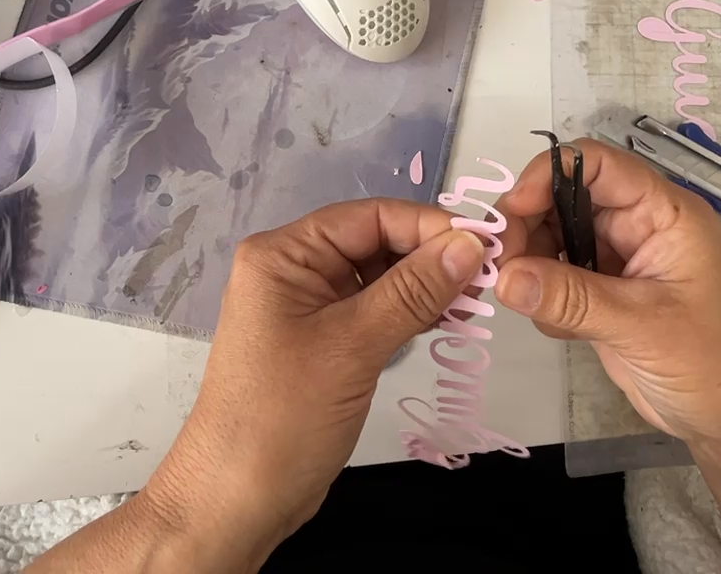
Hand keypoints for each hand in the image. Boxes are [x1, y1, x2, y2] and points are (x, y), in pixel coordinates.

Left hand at [136, 199, 487, 565]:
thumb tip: (470, 244)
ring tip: (473, 302)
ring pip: (378, 275)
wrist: (236, 503)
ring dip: (423, 285)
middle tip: (485, 279)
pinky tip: (444, 319)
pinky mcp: (323, 337)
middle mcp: (294, 268)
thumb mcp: (353, 346)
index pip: (367, 216)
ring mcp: (308, 304)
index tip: (481, 245)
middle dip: (428, 256)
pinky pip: (373, 307)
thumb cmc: (284, 416)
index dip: (425, 225)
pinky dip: (408, 311)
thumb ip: (414, 290)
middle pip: (374, 241)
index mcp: (285, 253)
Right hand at [494, 139, 720, 443]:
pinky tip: (558, 327)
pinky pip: (551, 272)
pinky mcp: (598, 289)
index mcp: (661, 211)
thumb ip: (572, 299)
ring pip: (551, 233)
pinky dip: (540, 293)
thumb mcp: (644, 327)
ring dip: (530, 261)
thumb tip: (504, 277)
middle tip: (502, 263)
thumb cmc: (715, 366)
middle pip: (563, 196)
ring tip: (522, 297)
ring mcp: (614, 256)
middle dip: (529, 223)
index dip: (549, 174)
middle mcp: (634, 224)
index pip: (596, 163)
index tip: (513, 210)